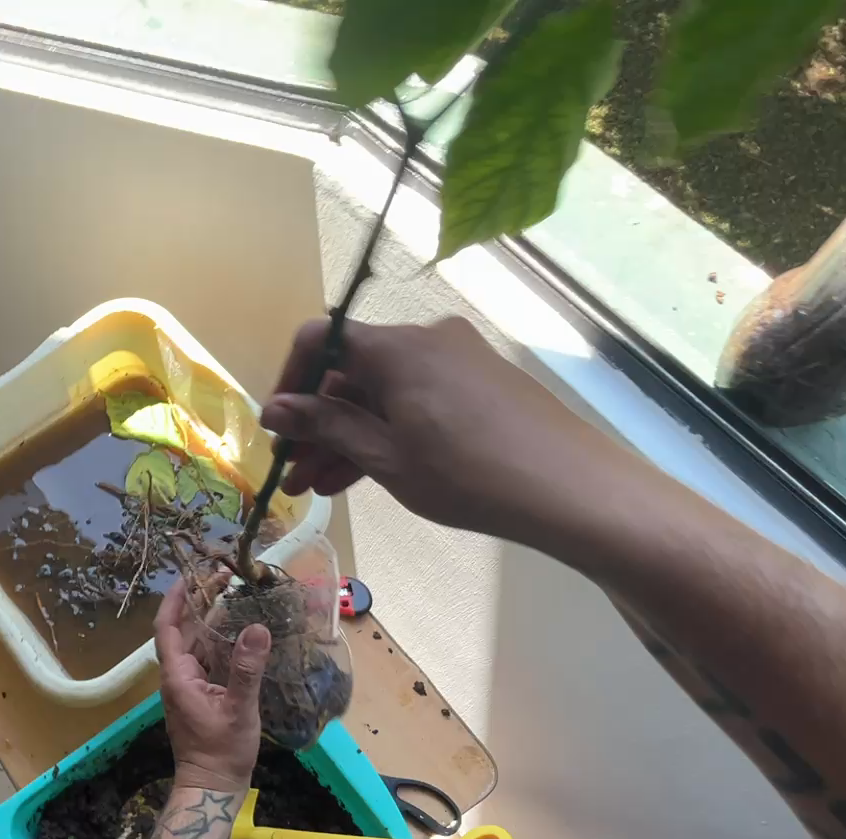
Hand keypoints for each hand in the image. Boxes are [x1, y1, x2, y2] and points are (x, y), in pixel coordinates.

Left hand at [153, 575, 266, 792]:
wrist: (213, 786)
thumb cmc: (221, 751)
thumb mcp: (238, 709)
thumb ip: (246, 669)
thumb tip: (256, 628)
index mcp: (177, 676)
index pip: (167, 628)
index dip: (175, 600)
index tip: (190, 576)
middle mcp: (178, 676)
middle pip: (182, 631)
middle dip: (199, 603)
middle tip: (223, 579)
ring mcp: (188, 686)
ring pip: (195, 644)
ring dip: (210, 621)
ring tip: (233, 596)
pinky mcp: (200, 694)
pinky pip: (206, 659)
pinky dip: (219, 642)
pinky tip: (238, 634)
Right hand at [259, 317, 641, 548]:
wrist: (572, 491)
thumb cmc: (465, 473)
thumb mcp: (383, 454)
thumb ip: (324, 426)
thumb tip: (272, 409)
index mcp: (398, 347)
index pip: (321, 340)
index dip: (290, 381)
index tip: (278, 429)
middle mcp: (425, 341)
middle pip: (350, 374)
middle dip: (315, 426)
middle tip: (292, 474)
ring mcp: (454, 364)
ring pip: (380, 396)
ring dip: (345, 438)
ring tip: (317, 488)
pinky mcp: (476, 389)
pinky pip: (412, 404)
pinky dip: (384, 434)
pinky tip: (359, 475)